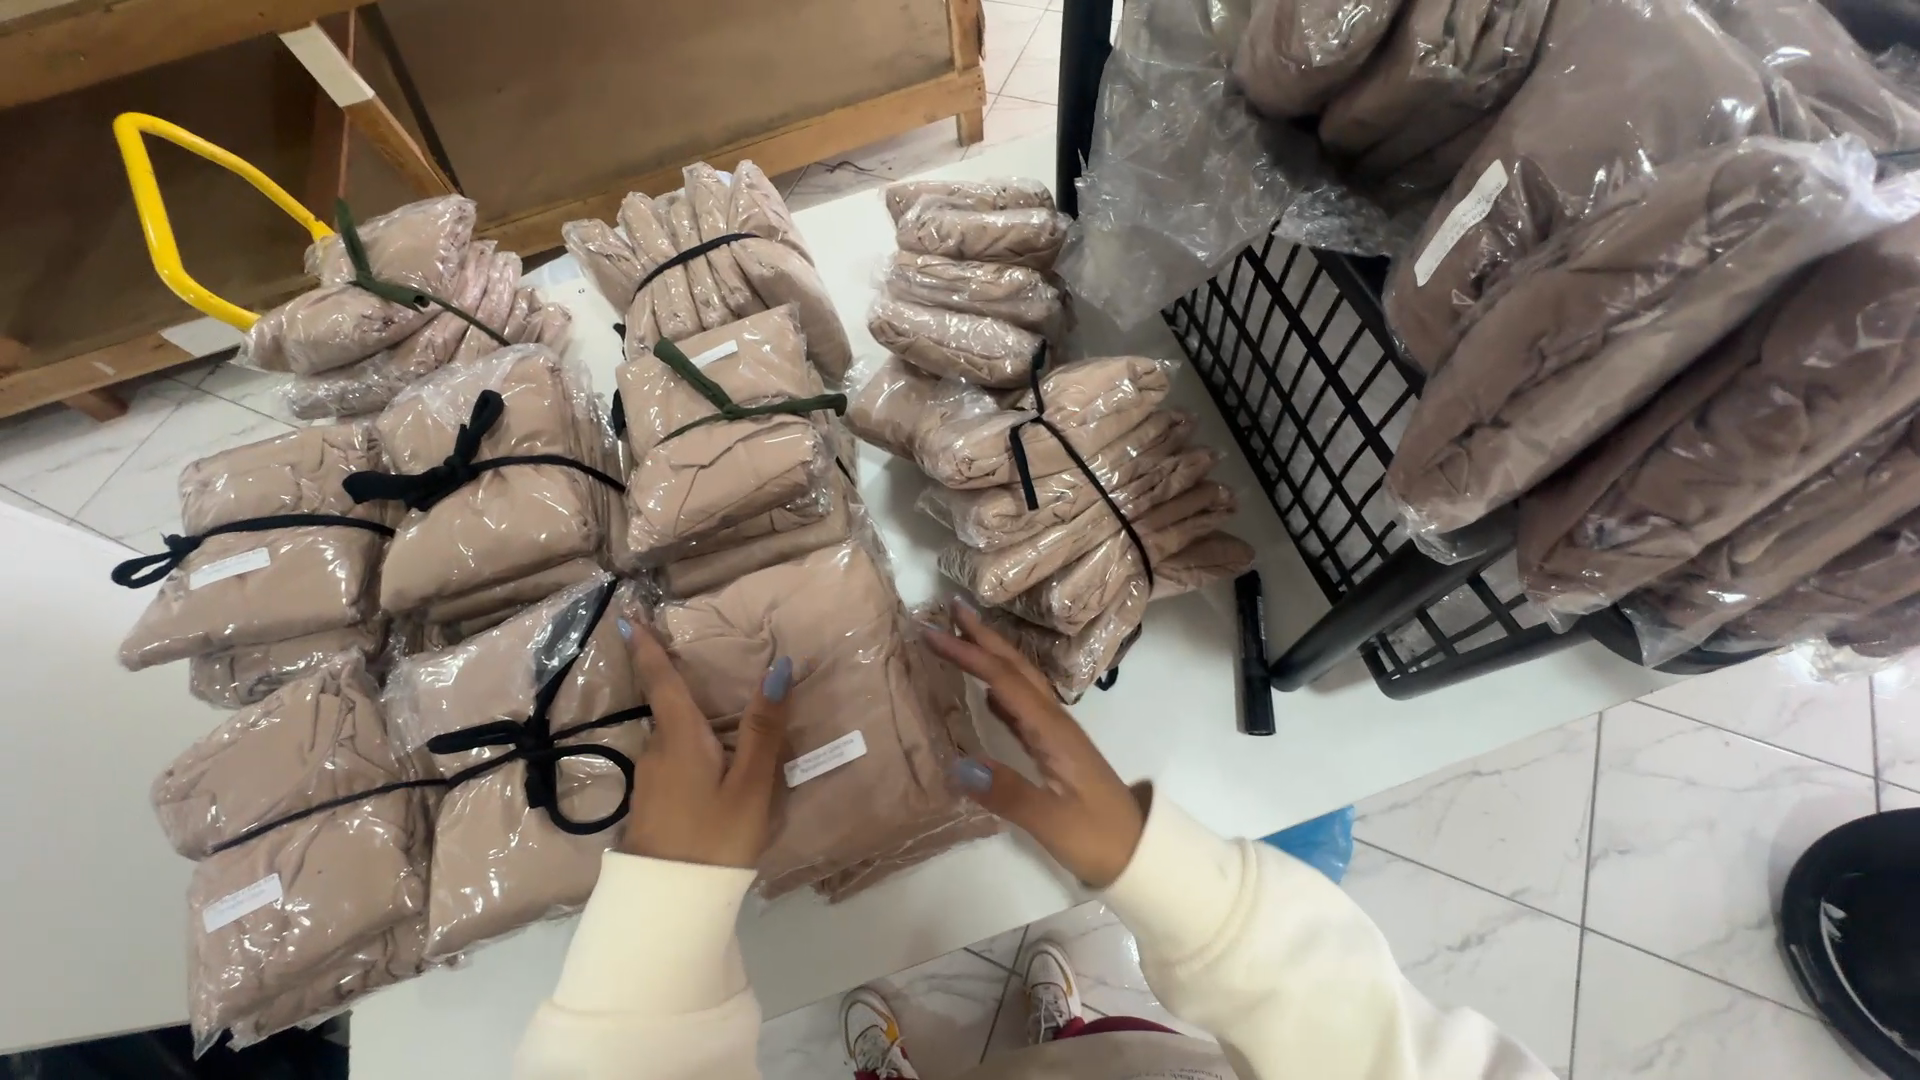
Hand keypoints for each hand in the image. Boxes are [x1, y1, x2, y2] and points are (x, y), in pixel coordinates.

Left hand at [615, 616, 792, 868]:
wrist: (669, 905)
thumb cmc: (715, 836)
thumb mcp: (752, 783)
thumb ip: (764, 727)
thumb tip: (778, 667)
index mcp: (680, 738)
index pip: (661, 681)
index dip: (647, 648)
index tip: (626, 616)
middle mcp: (657, 751)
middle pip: (669, 710)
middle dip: (680, 690)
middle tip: (702, 674)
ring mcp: (650, 781)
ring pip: (672, 740)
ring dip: (690, 728)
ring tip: (722, 732)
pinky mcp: (651, 805)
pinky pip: (673, 763)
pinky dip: (690, 753)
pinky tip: (712, 773)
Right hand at [922, 600, 1145, 887]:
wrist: (1139, 855)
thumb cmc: (1097, 838)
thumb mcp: (1053, 821)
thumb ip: (1008, 792)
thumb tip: (958, 764)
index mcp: (1052, 729)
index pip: (1003, 679)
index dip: (967, 653)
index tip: (931, 632)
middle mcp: (1055, 721)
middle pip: (1015, 667)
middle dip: (983, 636)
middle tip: (950, 607)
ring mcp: (1056, 734)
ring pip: (1019, 682)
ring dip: (991, 656)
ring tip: (963, 637)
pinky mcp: (1055, 750)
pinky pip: (1022, 707)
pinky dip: (1001, 689)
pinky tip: (988, 694)